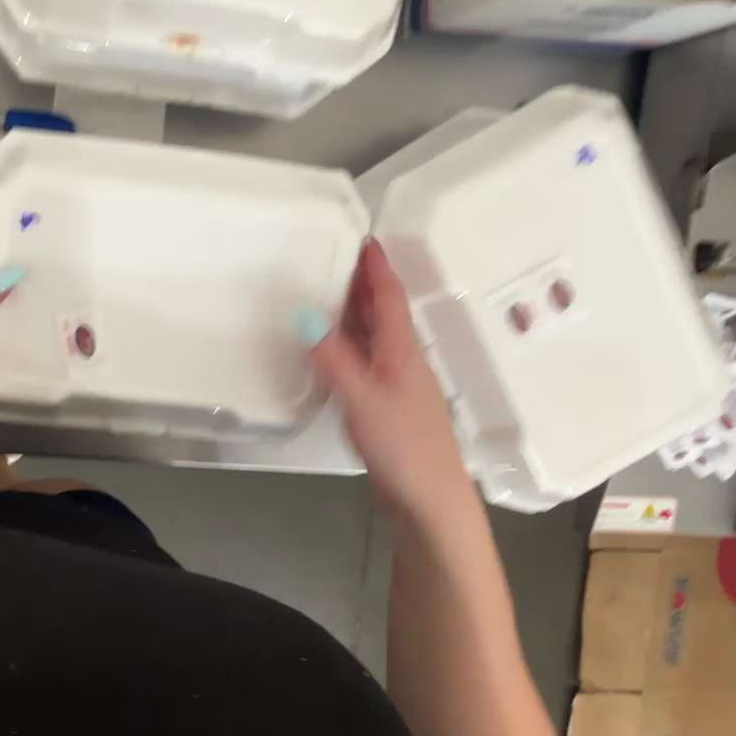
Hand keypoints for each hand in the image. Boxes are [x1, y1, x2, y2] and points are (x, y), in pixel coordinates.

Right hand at [301, 241, 475, 526]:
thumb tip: (306, 320)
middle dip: (364, 283)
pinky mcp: (387, 405)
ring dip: (356, 312)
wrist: (429, 497)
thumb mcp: (362, 399)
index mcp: (401, 351)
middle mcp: (402, 360)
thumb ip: (335, 361)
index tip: (364, 238)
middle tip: (337, 258)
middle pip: (383, 313)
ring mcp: (396, 384)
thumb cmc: (401, 445)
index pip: (389, 298)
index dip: (377, 268)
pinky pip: (366, 359)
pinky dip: (349, 344)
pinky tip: (331, 348)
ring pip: (375, 336)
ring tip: (329, 292)